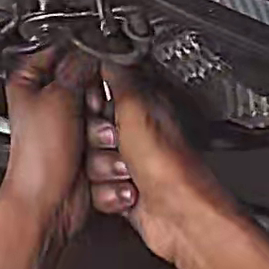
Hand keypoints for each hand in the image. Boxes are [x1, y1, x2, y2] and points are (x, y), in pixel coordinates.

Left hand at [0, 49, 95, 268]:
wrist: (47, 206)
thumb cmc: (38, 158)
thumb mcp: (60, 98)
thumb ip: (78, 68)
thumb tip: (91, 50)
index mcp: (30, 81)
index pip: (61, 53)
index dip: (79, 61)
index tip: (89, 69)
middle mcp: (48, 102)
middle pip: (88, 87)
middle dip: (95, 106)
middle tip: (89, 115)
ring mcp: (68, 127)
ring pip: (102, 117)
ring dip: (102, 136)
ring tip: (89, 148)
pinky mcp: (85, 152)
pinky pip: (109, 145)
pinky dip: (105, 156)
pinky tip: (93, 165)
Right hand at [85, 62, 238, 262]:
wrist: (180, 216)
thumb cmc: (168, 164)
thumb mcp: (135, 107)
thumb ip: (117, 77)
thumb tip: (103, 52)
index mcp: (140, 106)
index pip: (98, 94)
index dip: (92, 104)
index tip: (96, 110)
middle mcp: (134, 133)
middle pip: (89, 129)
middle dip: (97, 141)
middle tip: (115, 143)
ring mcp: (128, 163)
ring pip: (89, 160)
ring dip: (104, 169)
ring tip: (126, 172)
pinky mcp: (122, 190)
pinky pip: (95, 188)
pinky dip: (108, 194)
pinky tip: (127, 193)